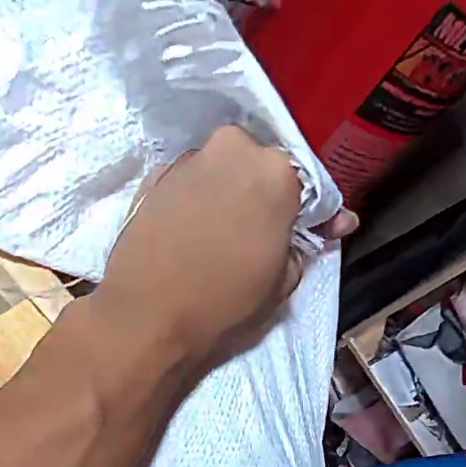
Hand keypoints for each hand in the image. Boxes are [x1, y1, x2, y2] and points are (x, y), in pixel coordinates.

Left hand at [91, 125, 354, 378]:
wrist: (147, 317)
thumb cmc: (225, 303)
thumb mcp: (283, 283)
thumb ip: (303, 246)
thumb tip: (318, 230)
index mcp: (275, 170)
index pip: (305, 184)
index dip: (310, 212)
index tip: (313, 232)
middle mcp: (231, 149)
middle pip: (258, 168)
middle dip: (263, 196)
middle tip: (260, 235)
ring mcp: (187, 160)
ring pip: (220, 172)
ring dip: (227, 196)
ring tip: (222, 238)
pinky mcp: (152, 177)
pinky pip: (188, 184)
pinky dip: (195, 201)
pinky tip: (192, 235)